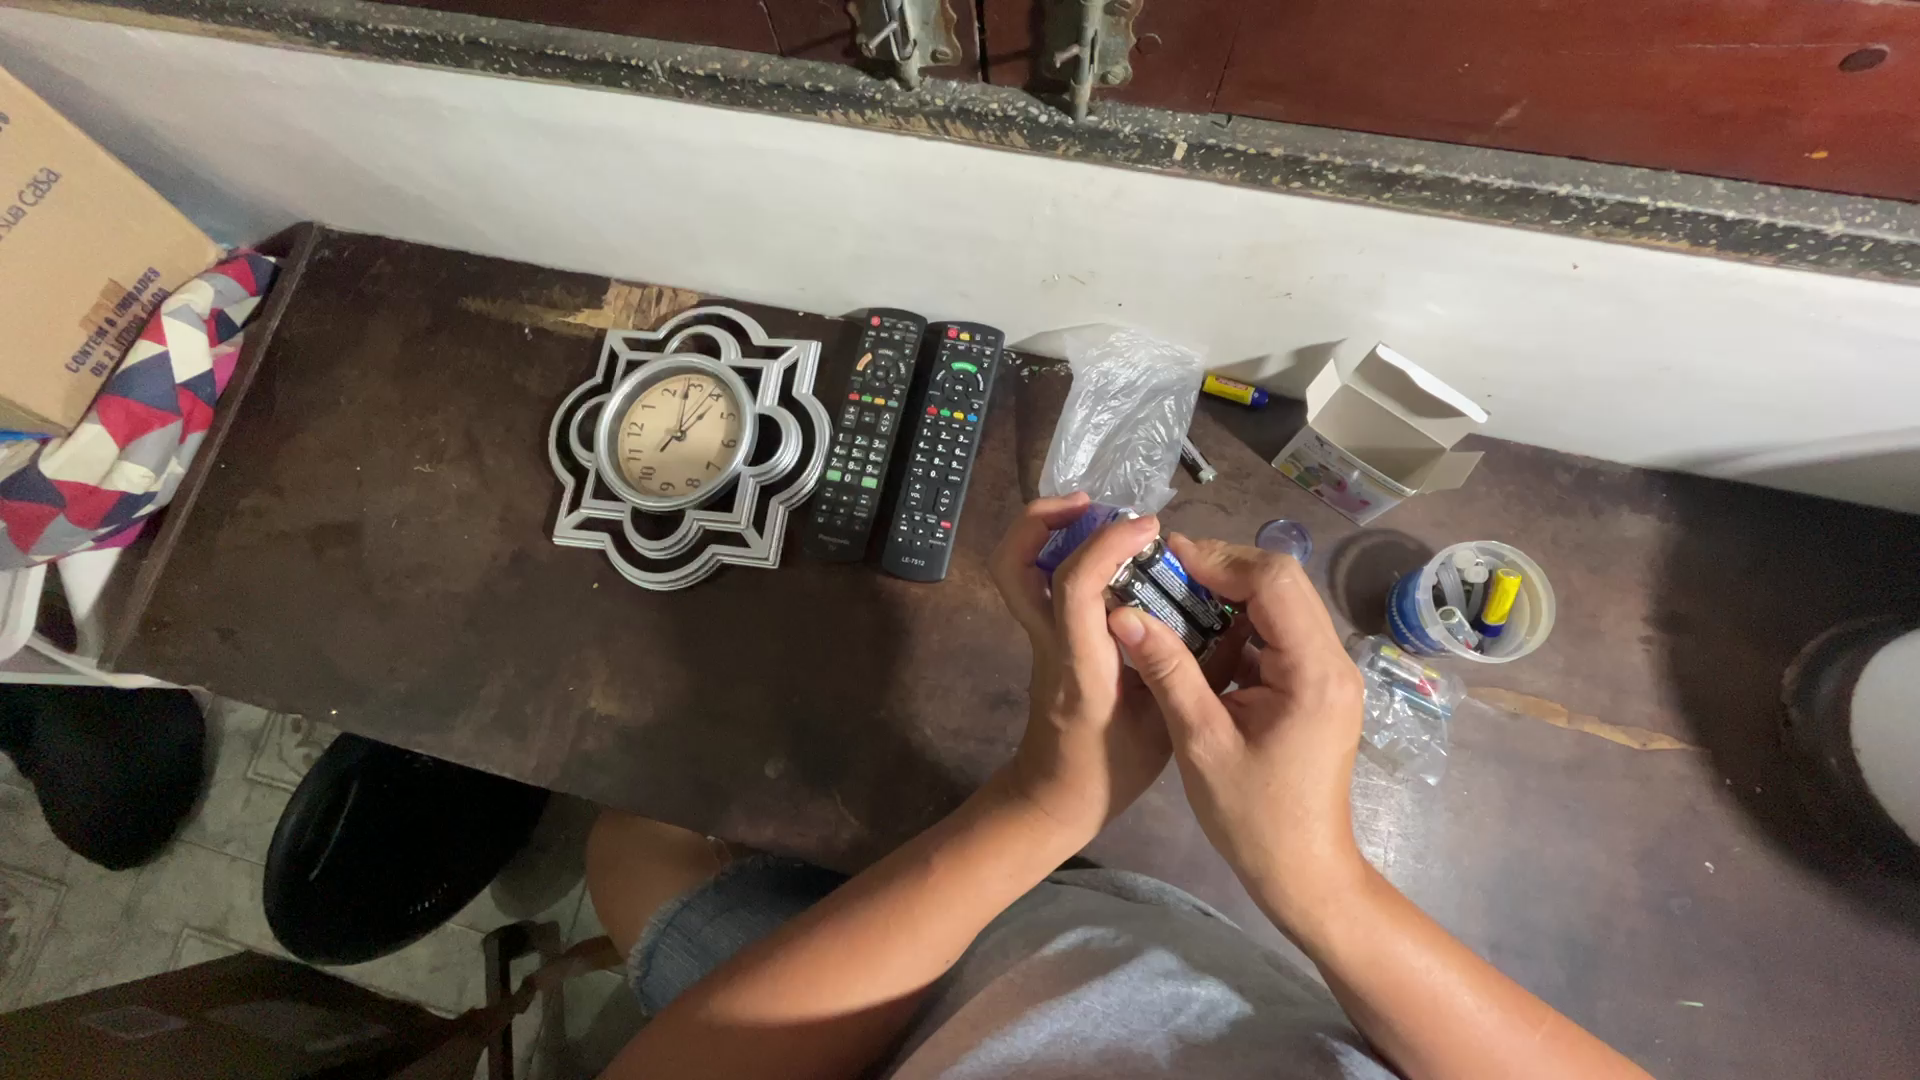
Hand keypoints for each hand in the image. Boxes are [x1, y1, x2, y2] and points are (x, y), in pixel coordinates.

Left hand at [988, 493, 1169, 839]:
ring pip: (1013, 570)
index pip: (1074, 590)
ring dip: (1043, 529)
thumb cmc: (1110, 775)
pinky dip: (1056, 551)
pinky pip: (1035, 582)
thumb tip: (1232, 619)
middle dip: (1042, 520)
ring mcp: (1036, 640)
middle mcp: (1048, 645)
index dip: (1105, 546)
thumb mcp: (1168, 730)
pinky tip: (1104, 553)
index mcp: (1081, 669)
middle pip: (1013, 566)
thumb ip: (1193, 673)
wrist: (1052, 800)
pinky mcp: (1041, 639)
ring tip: (1095, 515)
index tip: (1146, 529)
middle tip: (1093, 503)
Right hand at [1107, 535, 1367, 919]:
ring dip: (1228, 590)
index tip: (1165, 557)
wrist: (1303, 871)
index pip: (1274, 582)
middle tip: (1164, 571)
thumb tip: (1122, 613)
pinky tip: (1197, 628)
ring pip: (1280, 601)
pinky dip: (1236, 619)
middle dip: (1222, 567)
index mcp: (1313, 672)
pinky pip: (1276, 630)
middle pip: (1282, 582)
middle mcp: (1331, 661)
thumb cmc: (1252, 815)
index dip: (1219, 560)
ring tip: (1173, 590)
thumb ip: (1166, 669)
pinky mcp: (1313, 684)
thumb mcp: (1199, 740)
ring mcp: (1326, 671)